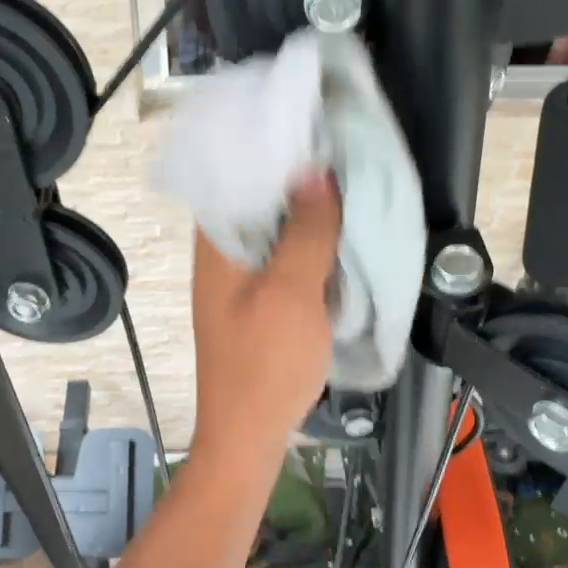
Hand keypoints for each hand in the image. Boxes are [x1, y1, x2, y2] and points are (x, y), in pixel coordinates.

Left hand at [191, 172, 342, 458]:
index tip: (319, 130)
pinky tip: (339, 240)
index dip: (275, 151)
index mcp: (217, 244)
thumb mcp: (291, 291)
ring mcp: (238, 282)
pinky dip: (309, 248)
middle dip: (299, 181)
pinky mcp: (257, 304)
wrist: (249, 437)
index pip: (237, 175)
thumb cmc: (265, 366)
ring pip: (274, 231)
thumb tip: (315, 172)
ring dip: (308, 215)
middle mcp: (221, 256)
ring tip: (350, 189)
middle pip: (258, 201)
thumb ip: (304, 230)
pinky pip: (283, 261)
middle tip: (346, 156)